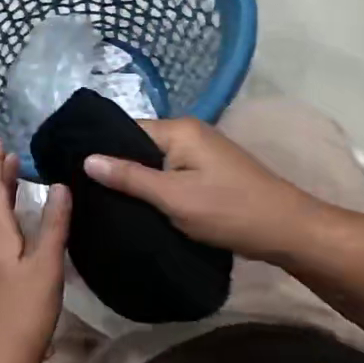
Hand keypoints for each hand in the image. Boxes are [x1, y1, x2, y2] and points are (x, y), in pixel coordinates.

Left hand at [0, 139, 71, 362]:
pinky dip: (17, 210)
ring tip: (19, 172)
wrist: (10, 350)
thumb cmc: (26, 305)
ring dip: (8, 190)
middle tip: (11, 150)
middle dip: (2, 173)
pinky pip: (10, 227)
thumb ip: (54, 225)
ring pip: (2, 213)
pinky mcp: (8, 268)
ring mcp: (0, 255)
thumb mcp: (45, 263)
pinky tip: (31, 215)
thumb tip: (60, 185)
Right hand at [82, 118, 325, 260]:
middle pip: (137, 145)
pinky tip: (138, 205)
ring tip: (104, 200)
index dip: (99, 150)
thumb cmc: (230, 211)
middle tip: (85, 191)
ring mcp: (200, 152)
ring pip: (153, 162)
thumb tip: (86, 159)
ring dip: (135, 180)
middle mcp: (188, 132)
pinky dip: (154, 188)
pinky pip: (168, 173)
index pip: (124, 131)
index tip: (73, 171)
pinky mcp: (207, 171)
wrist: (290, 232)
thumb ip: (129, 177)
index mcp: (178, 130)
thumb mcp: (172, 197)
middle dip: (115, 167)